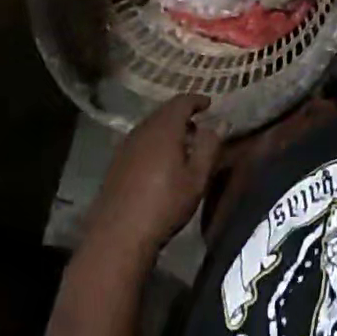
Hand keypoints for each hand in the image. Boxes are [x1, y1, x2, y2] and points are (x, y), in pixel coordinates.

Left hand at [80, 94, 222, 262]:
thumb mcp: (196, 178)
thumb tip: (220, 124)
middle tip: (198, 124)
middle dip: (182, 113)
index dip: (196, 99)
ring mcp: (126, 146)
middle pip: (164, 111)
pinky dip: (154, 141)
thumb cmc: (164, 205)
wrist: (118, 236)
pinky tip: (160, 160)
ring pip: (150, 126)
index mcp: (164, 129)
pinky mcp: (116, 162)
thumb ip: (209, 146)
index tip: (209, 103)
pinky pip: (140, 140)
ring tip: (182, 143)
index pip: (181, 102)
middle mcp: (142, 130)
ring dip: (167, 128)